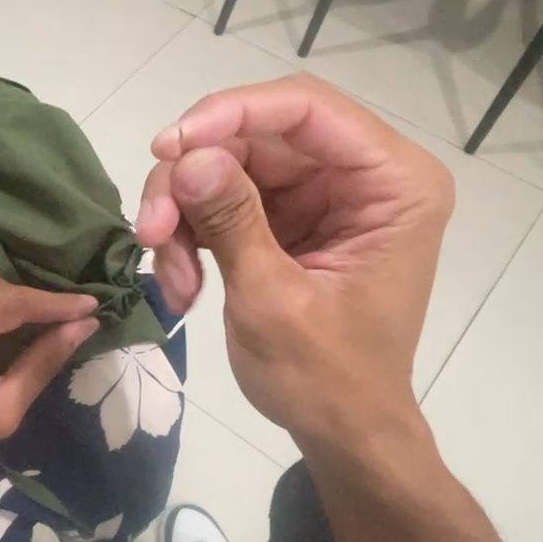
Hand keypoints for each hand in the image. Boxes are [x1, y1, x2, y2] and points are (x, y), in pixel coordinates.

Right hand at [136, 74, 453, 454]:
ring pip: (227, 167)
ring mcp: (320, 196)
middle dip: (192, 182)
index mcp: (393, 184)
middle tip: (149, 232)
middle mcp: (360, 175)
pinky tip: (182, 283)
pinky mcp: (286, 219)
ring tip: (170, 278)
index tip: (167, 149)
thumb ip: (233, 222)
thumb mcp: (274, 301)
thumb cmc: (327, 379)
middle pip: (255, 137)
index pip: (308, 110)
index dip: (231, 114)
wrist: (340, 431)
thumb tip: (186, 157)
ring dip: (184, 216)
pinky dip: (191, 236)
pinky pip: (222, 201)